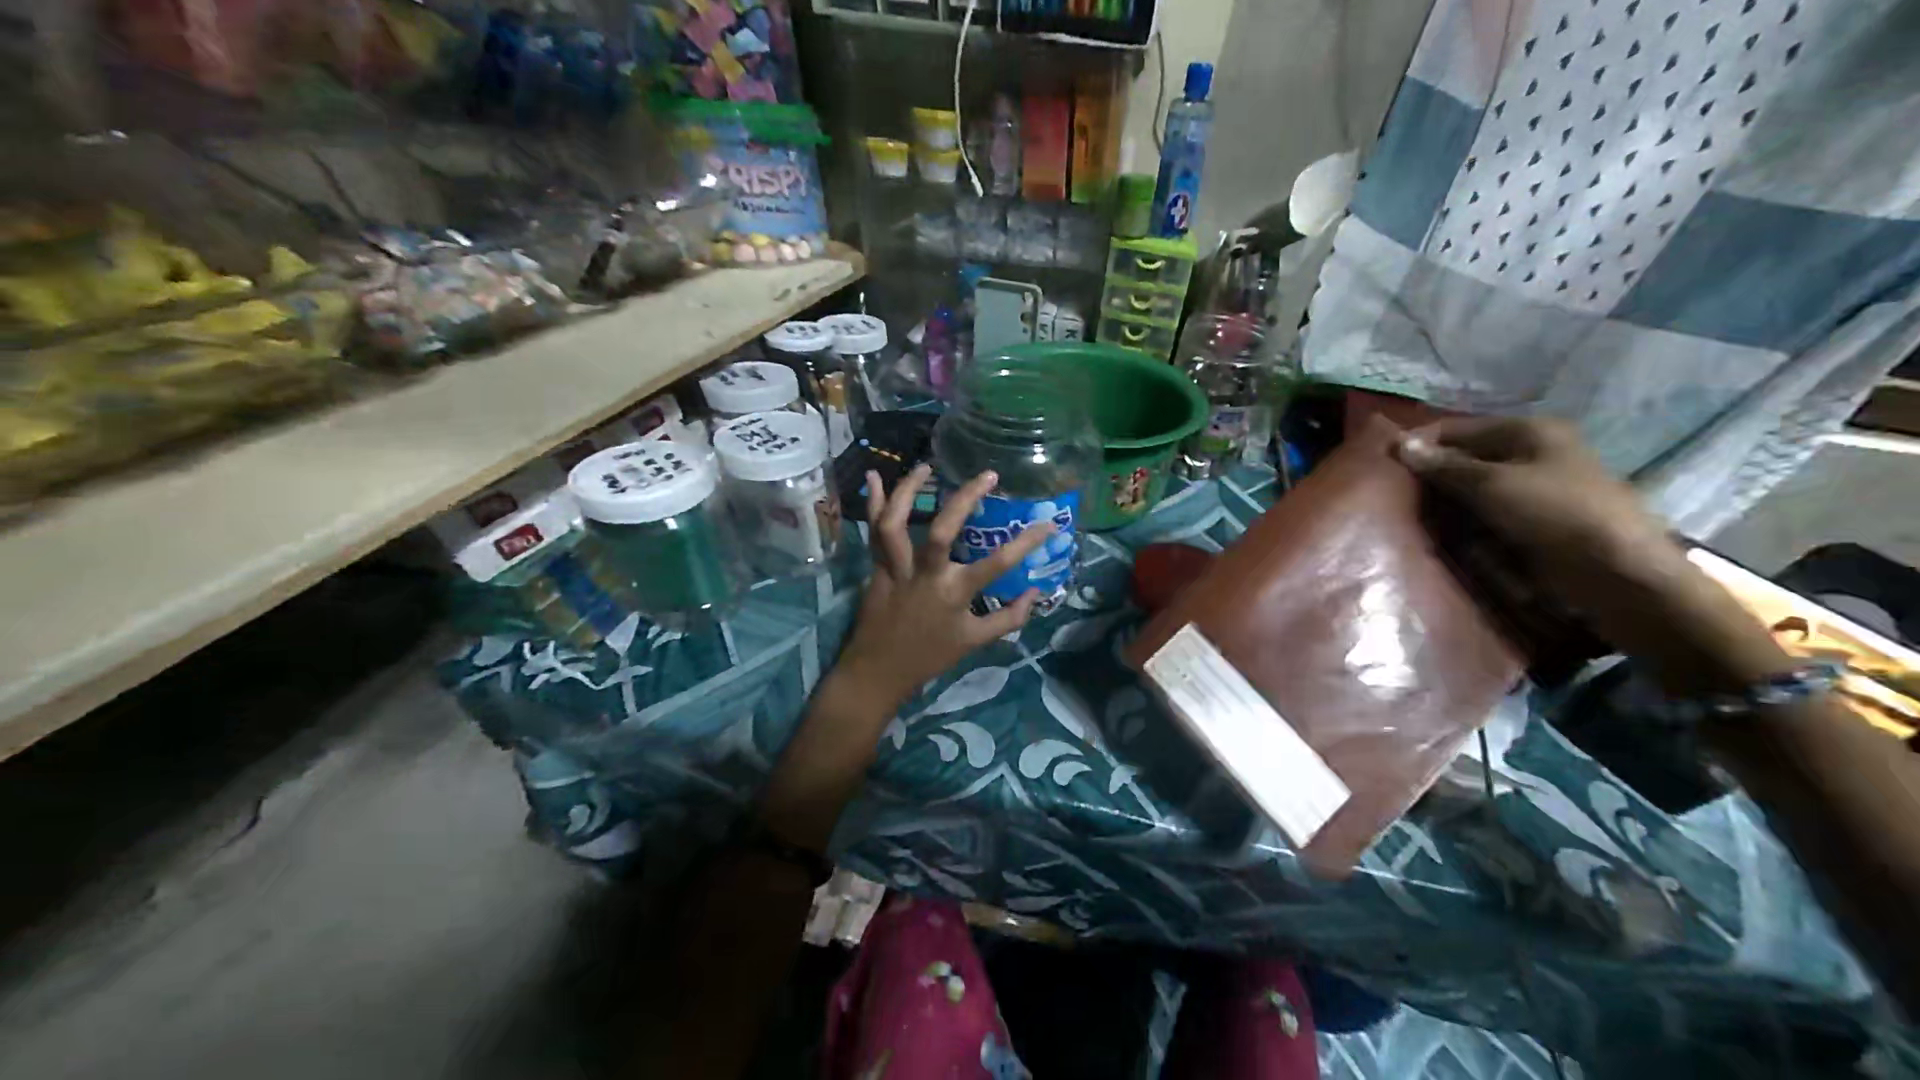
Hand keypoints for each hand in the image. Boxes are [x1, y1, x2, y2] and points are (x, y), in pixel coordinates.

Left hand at [834, 464, 1052, 710]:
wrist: (879, 671)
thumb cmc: (931, 656)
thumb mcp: (976, 642)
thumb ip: (1008, 618)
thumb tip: (1036, 592)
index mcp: (954, 594)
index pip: (997, 564)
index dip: (1026, 542)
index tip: (1048, 523)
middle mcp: (925, 576)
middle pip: (943, 531)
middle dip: (966, 499)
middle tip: (988, 475)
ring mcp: (896, 569)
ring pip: (895, 522)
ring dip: (909, 490)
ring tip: (927, 466)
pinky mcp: (876, 566)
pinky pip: (872, 530)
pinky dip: (872, 502)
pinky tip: (874, 475)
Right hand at [1394, 416, 1787, 690]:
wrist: (1615, 572)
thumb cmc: (1554, 514)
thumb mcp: (1490, 485)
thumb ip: (1442, 465)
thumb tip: (1398, 444)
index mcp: (1528, 431)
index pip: (1455, 428)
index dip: (1419, 444)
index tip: (1384, 465)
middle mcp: (1532, 451)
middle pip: (1463, 457)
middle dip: (1432, 477)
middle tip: (1397, 497)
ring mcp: (1535, 485)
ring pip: (1472, 487)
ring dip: (1447, 502)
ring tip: (1417, 518)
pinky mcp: (1535, 517)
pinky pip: (1487, 511)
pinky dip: (1466, 520)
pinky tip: (1446, 533)